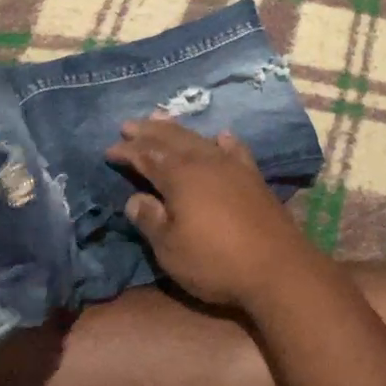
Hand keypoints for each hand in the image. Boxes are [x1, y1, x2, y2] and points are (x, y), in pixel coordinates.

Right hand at [105, 119, 318, 307]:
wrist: (276, 266)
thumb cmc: (215, 261)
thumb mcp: (170, 248)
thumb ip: (150, 220)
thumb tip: (133, 198)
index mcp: (179, 176)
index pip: (146, 156)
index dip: (127, 152)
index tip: (109, 150)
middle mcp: (204, 161)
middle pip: (171, 139)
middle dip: (148, 131)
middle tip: (128, 124)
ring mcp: (231, 166)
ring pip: (198, 139)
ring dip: (177, 129)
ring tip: (161, 119)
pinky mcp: (252, 177)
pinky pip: (234, 149)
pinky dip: (222, 141)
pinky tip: (221, 136)